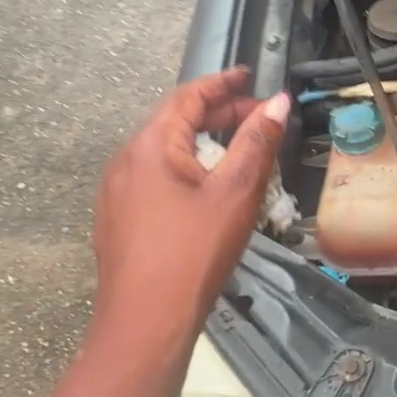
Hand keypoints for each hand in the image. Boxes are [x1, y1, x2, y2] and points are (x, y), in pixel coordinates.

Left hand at [91, 67, 288, 343]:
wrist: (146, 320)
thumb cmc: (194, 251)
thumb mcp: (236, 192)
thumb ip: (257, 142)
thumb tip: (279, 102)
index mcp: (150, 148)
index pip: (187, 98)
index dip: (221, 83)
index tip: (250, 75)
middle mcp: (126, 162)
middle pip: (174, 121)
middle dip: (218, 112)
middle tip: (259, 114)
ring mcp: (118, 192)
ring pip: (165, 150)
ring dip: (204, 138)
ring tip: (241, 144)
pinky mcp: (120, 218)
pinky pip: (157, 175)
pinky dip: (188, 163)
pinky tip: (210, 184)